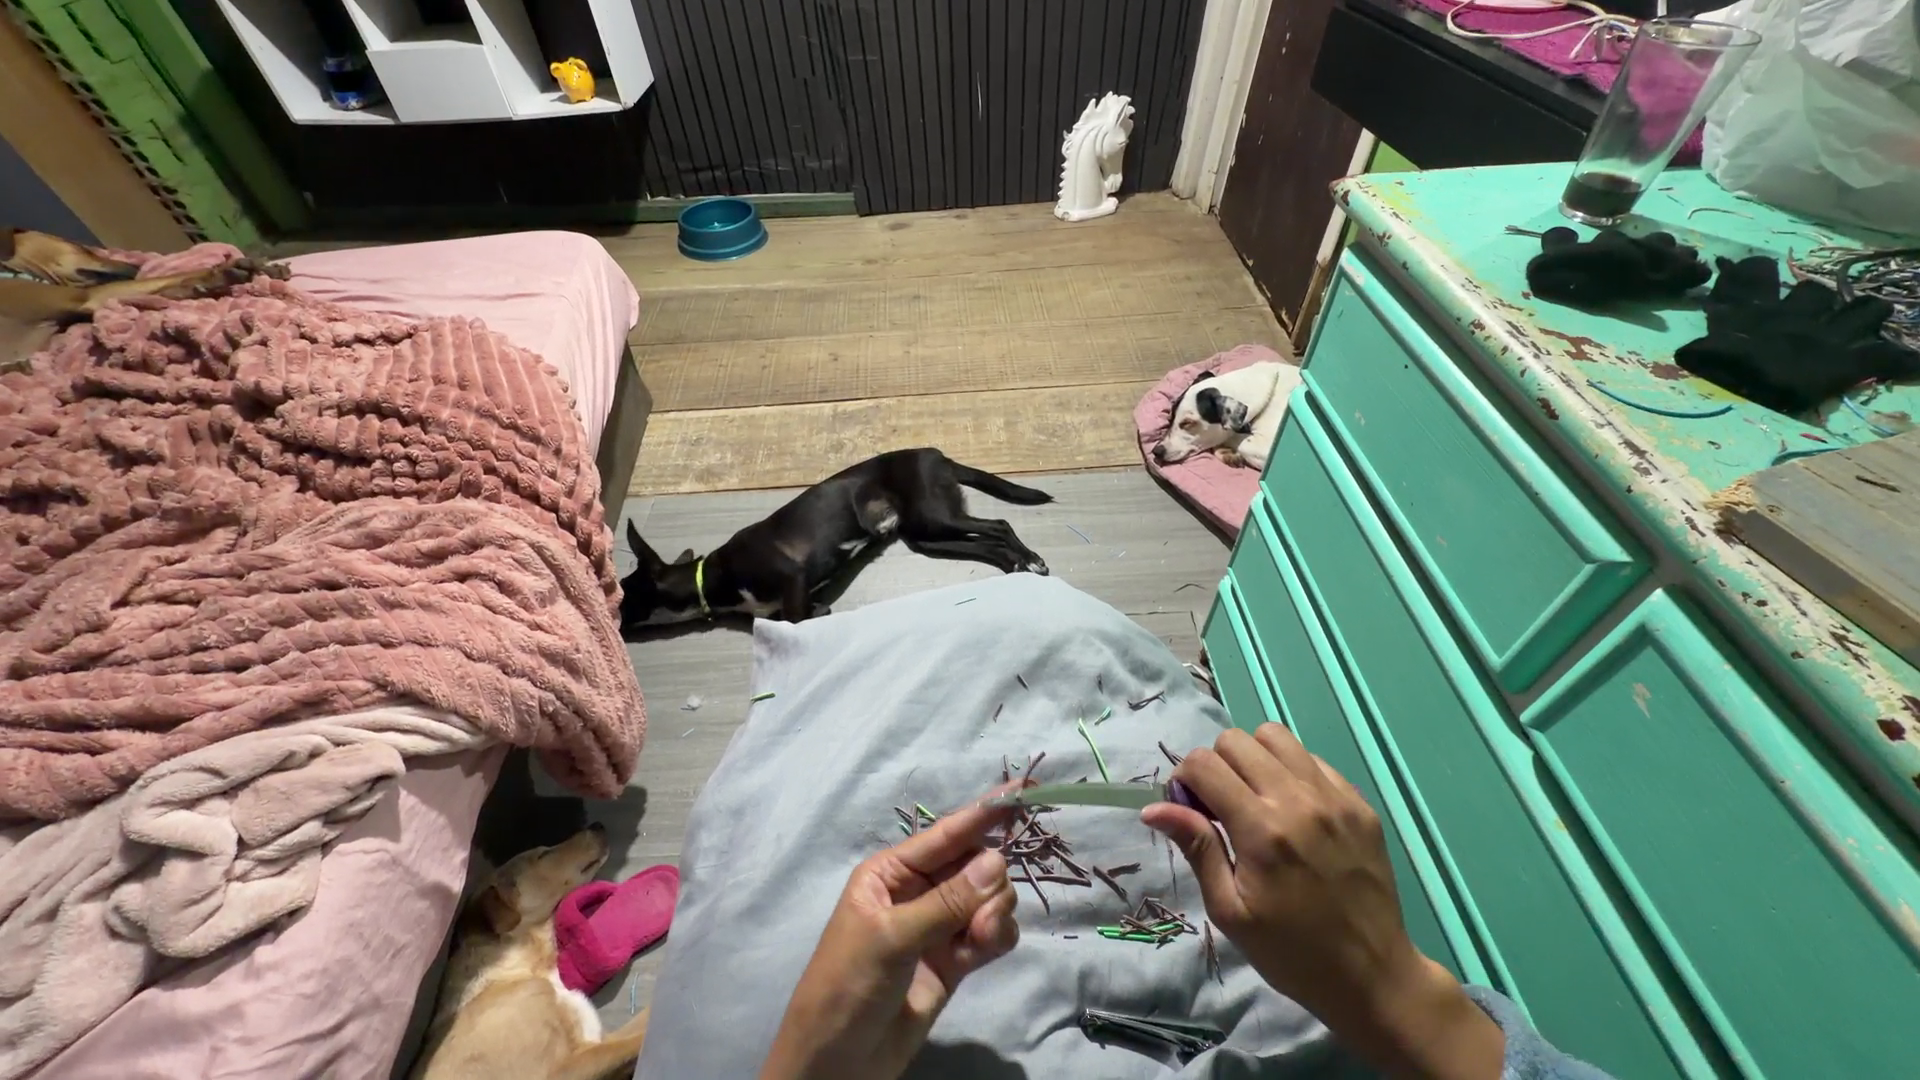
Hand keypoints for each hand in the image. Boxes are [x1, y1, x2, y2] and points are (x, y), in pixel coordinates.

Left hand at [759, 792, 1021, 1079]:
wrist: (836, 1065)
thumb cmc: (847, 985)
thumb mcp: (891, 938)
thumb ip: (947, 902)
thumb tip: (997, 862)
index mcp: (892, 871)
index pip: (946, 832)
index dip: (984, 811)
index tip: (1022, 788)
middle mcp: (918, 890)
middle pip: (975, 864)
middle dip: (989, 883)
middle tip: (981, 919)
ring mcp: (937, 926)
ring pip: (988, 899)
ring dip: (994, 914)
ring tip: (978, 942)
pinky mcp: (954, 960)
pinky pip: (990, 934)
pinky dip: (996, 937)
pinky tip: (982, 951)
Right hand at [1142, 724, 1503, 1079]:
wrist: (1374, 978)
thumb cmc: (1291, 951)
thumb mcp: (1229, 911)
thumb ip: (1196, 848)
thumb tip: (1154, 808)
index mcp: (1261, 829)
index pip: (1203, 764)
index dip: (1184, 780)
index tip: (1189, 810)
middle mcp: (1298, 800)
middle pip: (1235, 740)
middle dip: (1216, 766)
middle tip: (1221, 806)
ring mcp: (1334, 798)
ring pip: (1275, 736)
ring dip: (1254, 758)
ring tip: (1256, 797)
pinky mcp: (1359, 804)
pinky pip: (1312, 759)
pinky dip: (1291, 771)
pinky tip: (1293, 809)